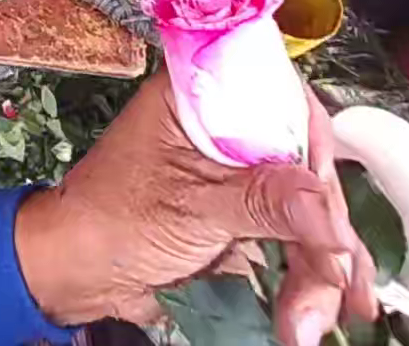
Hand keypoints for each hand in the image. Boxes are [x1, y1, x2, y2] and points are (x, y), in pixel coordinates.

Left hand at [14, 76, 378, 344]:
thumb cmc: (112, 218)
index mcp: (204, 93)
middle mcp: (226, 122)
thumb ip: (261, 201)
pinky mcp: (241, 209)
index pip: (277, 95)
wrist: (75, 273)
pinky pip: (289, 230)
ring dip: (320, 257)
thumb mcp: (190, 206)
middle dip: (322, 220)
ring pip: (302, 199)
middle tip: (333, 275)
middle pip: (299, 154)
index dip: (312, 141)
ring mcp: (236, 167)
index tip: (327, 197)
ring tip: (318, 314)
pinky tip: (328, 306)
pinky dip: (310, 267)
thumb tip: (330, 212)